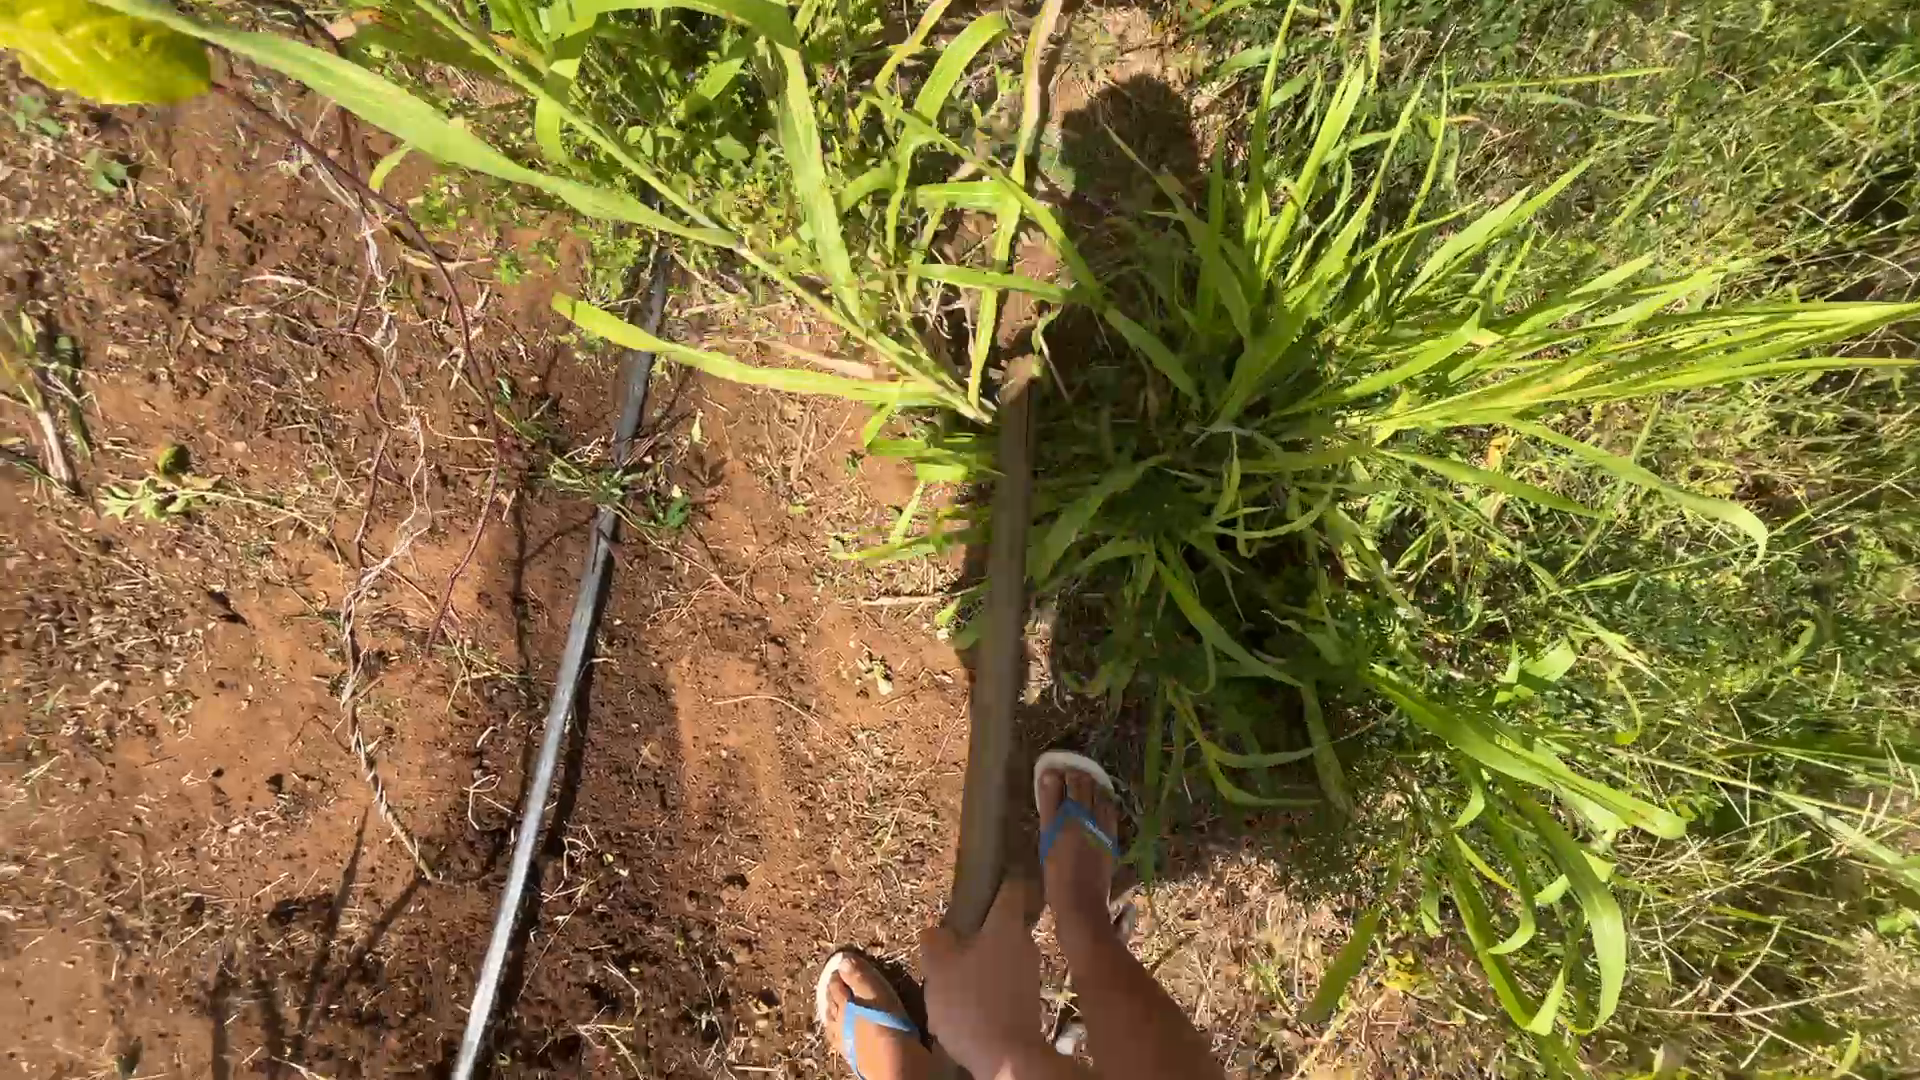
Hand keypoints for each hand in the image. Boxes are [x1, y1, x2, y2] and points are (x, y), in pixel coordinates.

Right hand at [918, 878, 1045, 1077]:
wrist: (1007, 1059)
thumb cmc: (971, 1003)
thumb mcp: (939, 967)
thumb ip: (935, 942)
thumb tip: (936, 931)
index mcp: (1006, 924)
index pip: (1010, 887)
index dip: (999, 878)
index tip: (984, 876)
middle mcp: (1025, 942)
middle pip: (1004, 923)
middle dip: (981, 929)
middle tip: (955, 937)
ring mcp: (1031, 972)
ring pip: (1003, 954)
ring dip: (983, 960)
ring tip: (956, 975)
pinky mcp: (1030, 1000)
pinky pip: (1005, 980)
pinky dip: (989, 985)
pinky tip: (969, 1001)